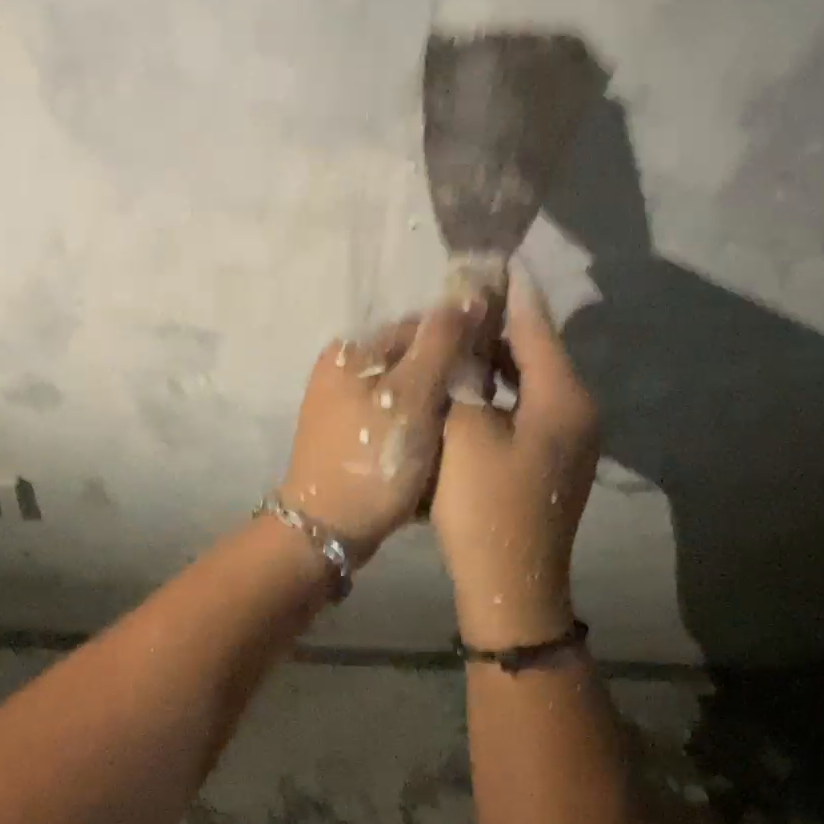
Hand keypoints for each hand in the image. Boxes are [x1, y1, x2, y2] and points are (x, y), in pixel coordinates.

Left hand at [279, 302, 487, 557]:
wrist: (327, 528)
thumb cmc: (373, 460)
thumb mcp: (413, 396)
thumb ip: (441, 343)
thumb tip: (469, 294)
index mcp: (351, 349)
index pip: (421, 325)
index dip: (462, 339)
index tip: (497, 367)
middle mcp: (342, 367)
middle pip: (413, 356)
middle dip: (450, 372)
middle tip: (485, 400)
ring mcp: (342, 402)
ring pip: (406, 387)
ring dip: (437, 400)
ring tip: (465, 424)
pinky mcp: (348, 434)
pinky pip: (393, 414)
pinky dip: (418, 422)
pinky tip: (439, 442)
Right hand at [432, 274, 598, 647]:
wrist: (509, 584)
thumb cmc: (485, 503)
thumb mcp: (463, 431)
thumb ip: (464, 376)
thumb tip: (462, 341)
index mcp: (563, 397)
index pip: (536, 326)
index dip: (509, 293)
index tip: (489, 261)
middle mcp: (578, 411)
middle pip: (536, 352)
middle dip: (496, 326)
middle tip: (455, 304)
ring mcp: (569, 439)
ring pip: (530, 383)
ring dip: (494, 362)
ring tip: (453, 341)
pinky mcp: (552, 462)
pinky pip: (526, 409)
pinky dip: (498, 393)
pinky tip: (465, 390)